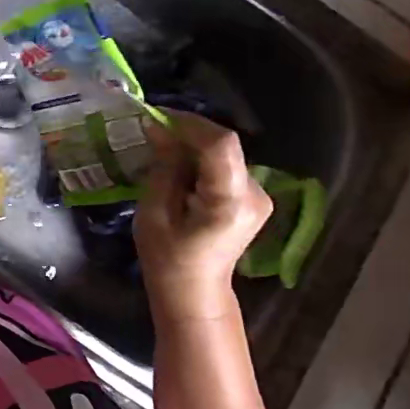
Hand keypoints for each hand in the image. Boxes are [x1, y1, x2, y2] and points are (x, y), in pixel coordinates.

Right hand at [134, 113, 271, 318]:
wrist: (193, 290)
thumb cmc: (167, 257)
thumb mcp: (154, 213)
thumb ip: (163, 168)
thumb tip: (160, 129)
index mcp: (230, 201)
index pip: (220, 145)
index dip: (189, 124)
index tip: (156, 117)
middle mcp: (254, 193)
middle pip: (223, 146)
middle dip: (186, 133)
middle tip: (152, 131)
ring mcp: (258, 195)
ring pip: (224, 153)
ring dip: (191, 145)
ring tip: (160, 148)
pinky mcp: (251, 197)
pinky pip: (224, 165)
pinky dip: (199, 159)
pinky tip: (177, 166)